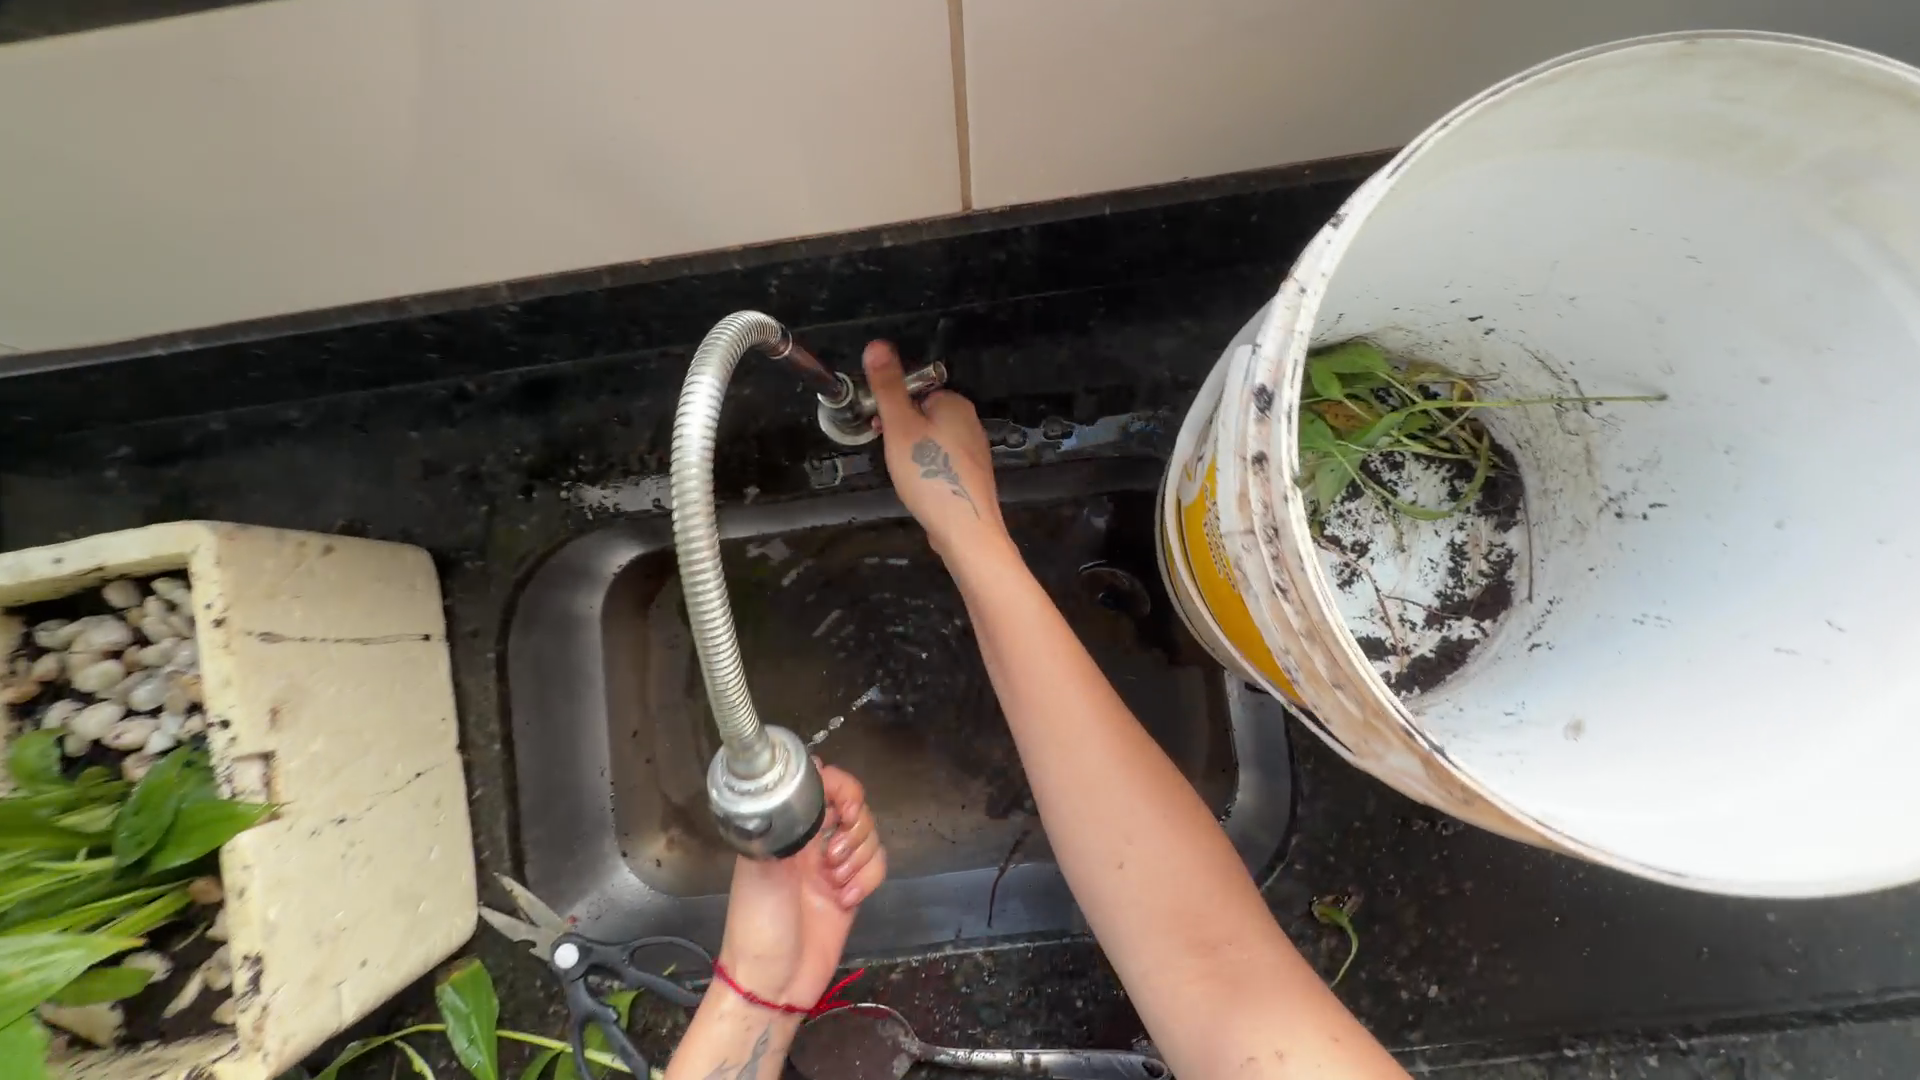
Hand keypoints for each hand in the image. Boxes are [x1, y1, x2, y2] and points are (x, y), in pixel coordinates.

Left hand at [713, 764, 885, 1008]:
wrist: (771, 984)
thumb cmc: (757, 923)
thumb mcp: (760, 866)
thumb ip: (784, 820)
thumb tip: (810, 772)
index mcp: (788, 829)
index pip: (824, 785)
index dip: (843, 788)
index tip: (846, 810)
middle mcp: (813, 841)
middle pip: (855, 808)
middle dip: (855, 828)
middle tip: (833, 856)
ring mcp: (834, 866)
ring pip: (869, 836)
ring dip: (860, 857)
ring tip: (836, 884)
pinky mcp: (852, 890)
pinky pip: (877, 867)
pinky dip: (868, 880)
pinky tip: (846, 900)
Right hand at [864, 340, 1006, 557]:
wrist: (964, 527)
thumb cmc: (929, 473)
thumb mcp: (900, 425)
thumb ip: (888, 386)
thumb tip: (876, 344)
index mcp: (954, 403)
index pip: (916, 392)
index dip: (894, 410)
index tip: (880, 429)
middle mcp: (970, 422)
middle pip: (923, 417)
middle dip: (902, 434)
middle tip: (892, 455)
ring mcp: (973, 451)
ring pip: (931, 443)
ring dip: (913, 454)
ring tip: (906, 475)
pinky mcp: (971, 477)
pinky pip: (941, 464)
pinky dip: (928, 472)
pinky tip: (921, 489)